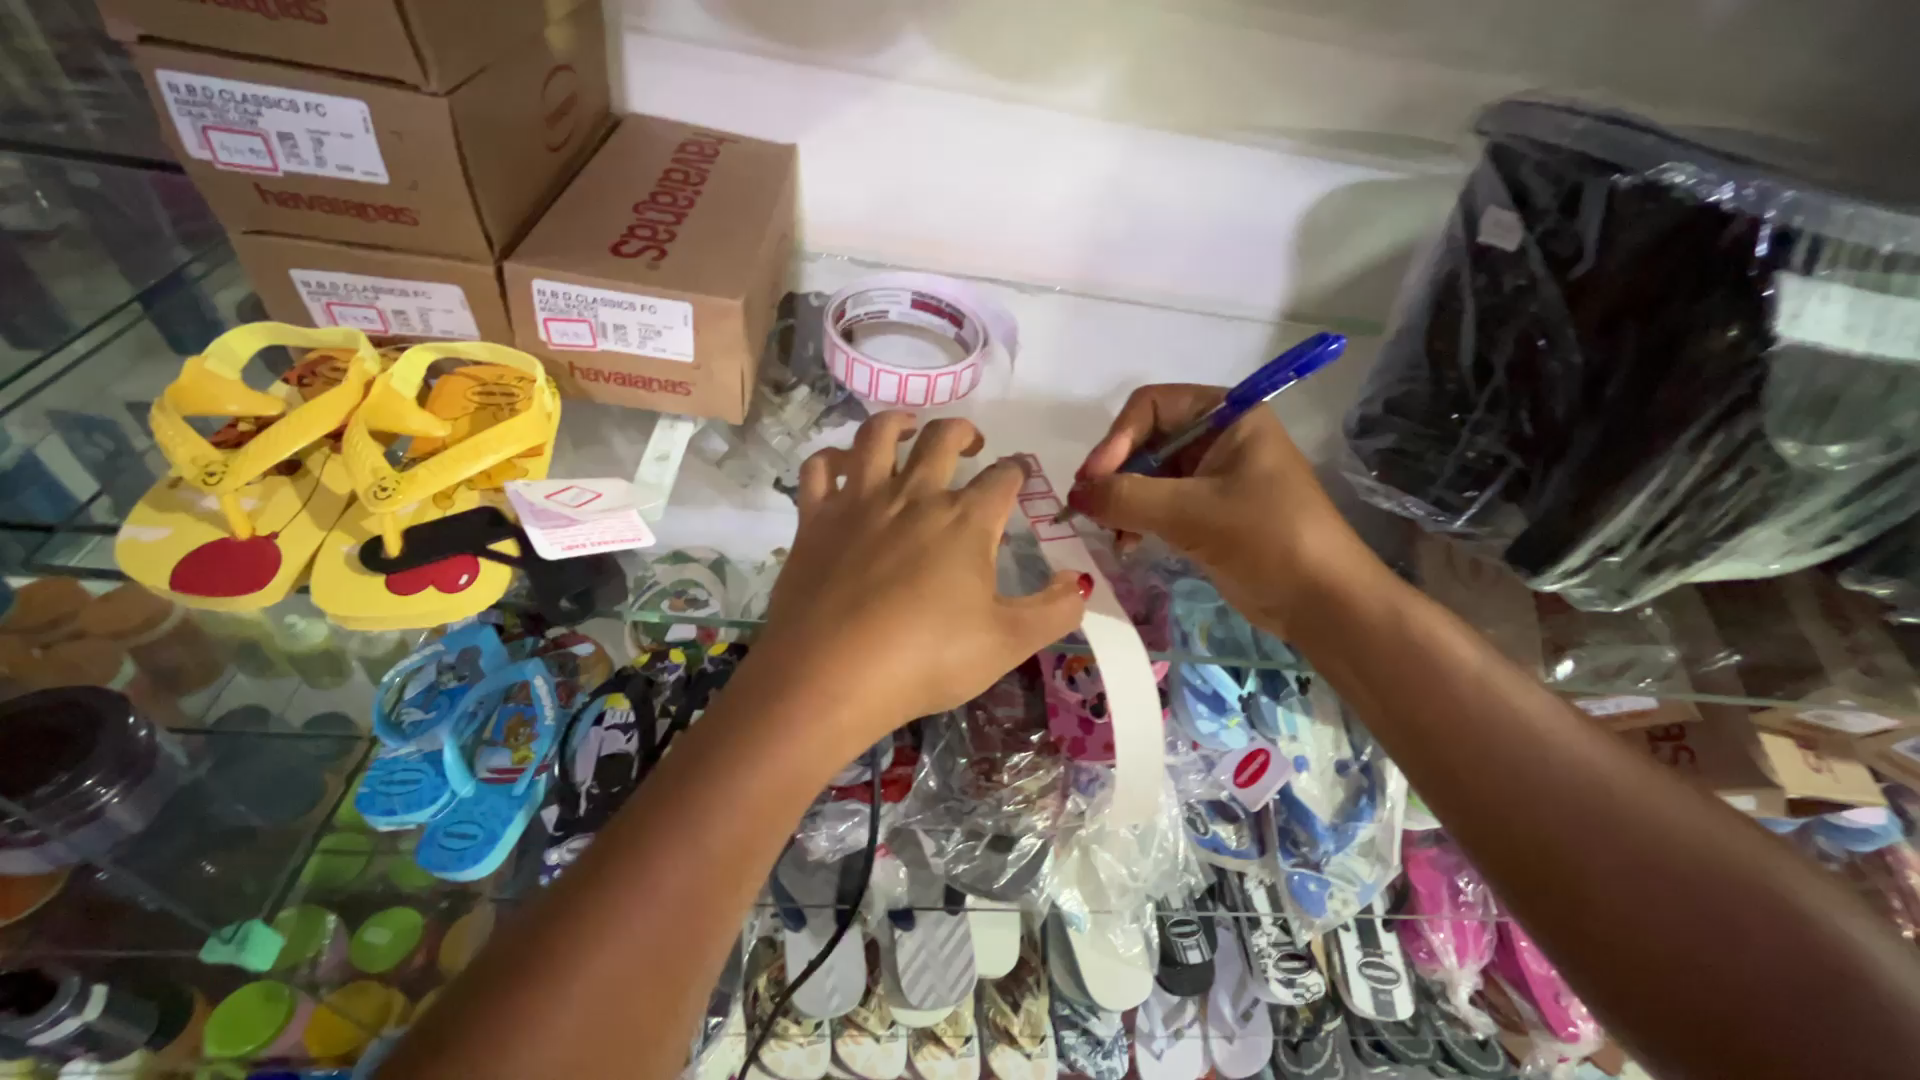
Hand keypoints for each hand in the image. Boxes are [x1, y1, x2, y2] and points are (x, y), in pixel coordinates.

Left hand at [753, 412, 1086, 743]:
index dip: (1017, 471)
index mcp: (966, 520)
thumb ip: (1055, 610)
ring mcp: (859, 502)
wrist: (832, 674)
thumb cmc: (927, 659)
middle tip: (971, 441)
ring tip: (909, 425)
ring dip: (898, 422)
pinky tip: (842, 464)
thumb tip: (1078, 580)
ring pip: (877, 435)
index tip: (1019, 474)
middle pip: (943, 440)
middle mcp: (914, 496)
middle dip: (964, 432)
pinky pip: (820, 469)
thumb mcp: (1009, 643)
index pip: (1003, 478)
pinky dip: (832, 458)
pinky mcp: (815, 519)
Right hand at [1068, 384, 1377, 635]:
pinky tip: (1126, 544)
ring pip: (1147, 475)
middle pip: (1145, 440)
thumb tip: (1074, 495)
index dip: (1116, 439)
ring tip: (1110, 534)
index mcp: (1228, 415)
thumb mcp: (1193, 512)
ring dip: (1122, 502)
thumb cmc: (1268, 539)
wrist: (1322, 601)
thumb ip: (1127, 497)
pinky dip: (1137, 521)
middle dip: (1116, 474)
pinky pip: (1158, 505)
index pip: (1151, 407)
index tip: (1092, 481)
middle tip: (1090, 510)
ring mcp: (1213, 477)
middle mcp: (1218, 438)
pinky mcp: (1208, 514)